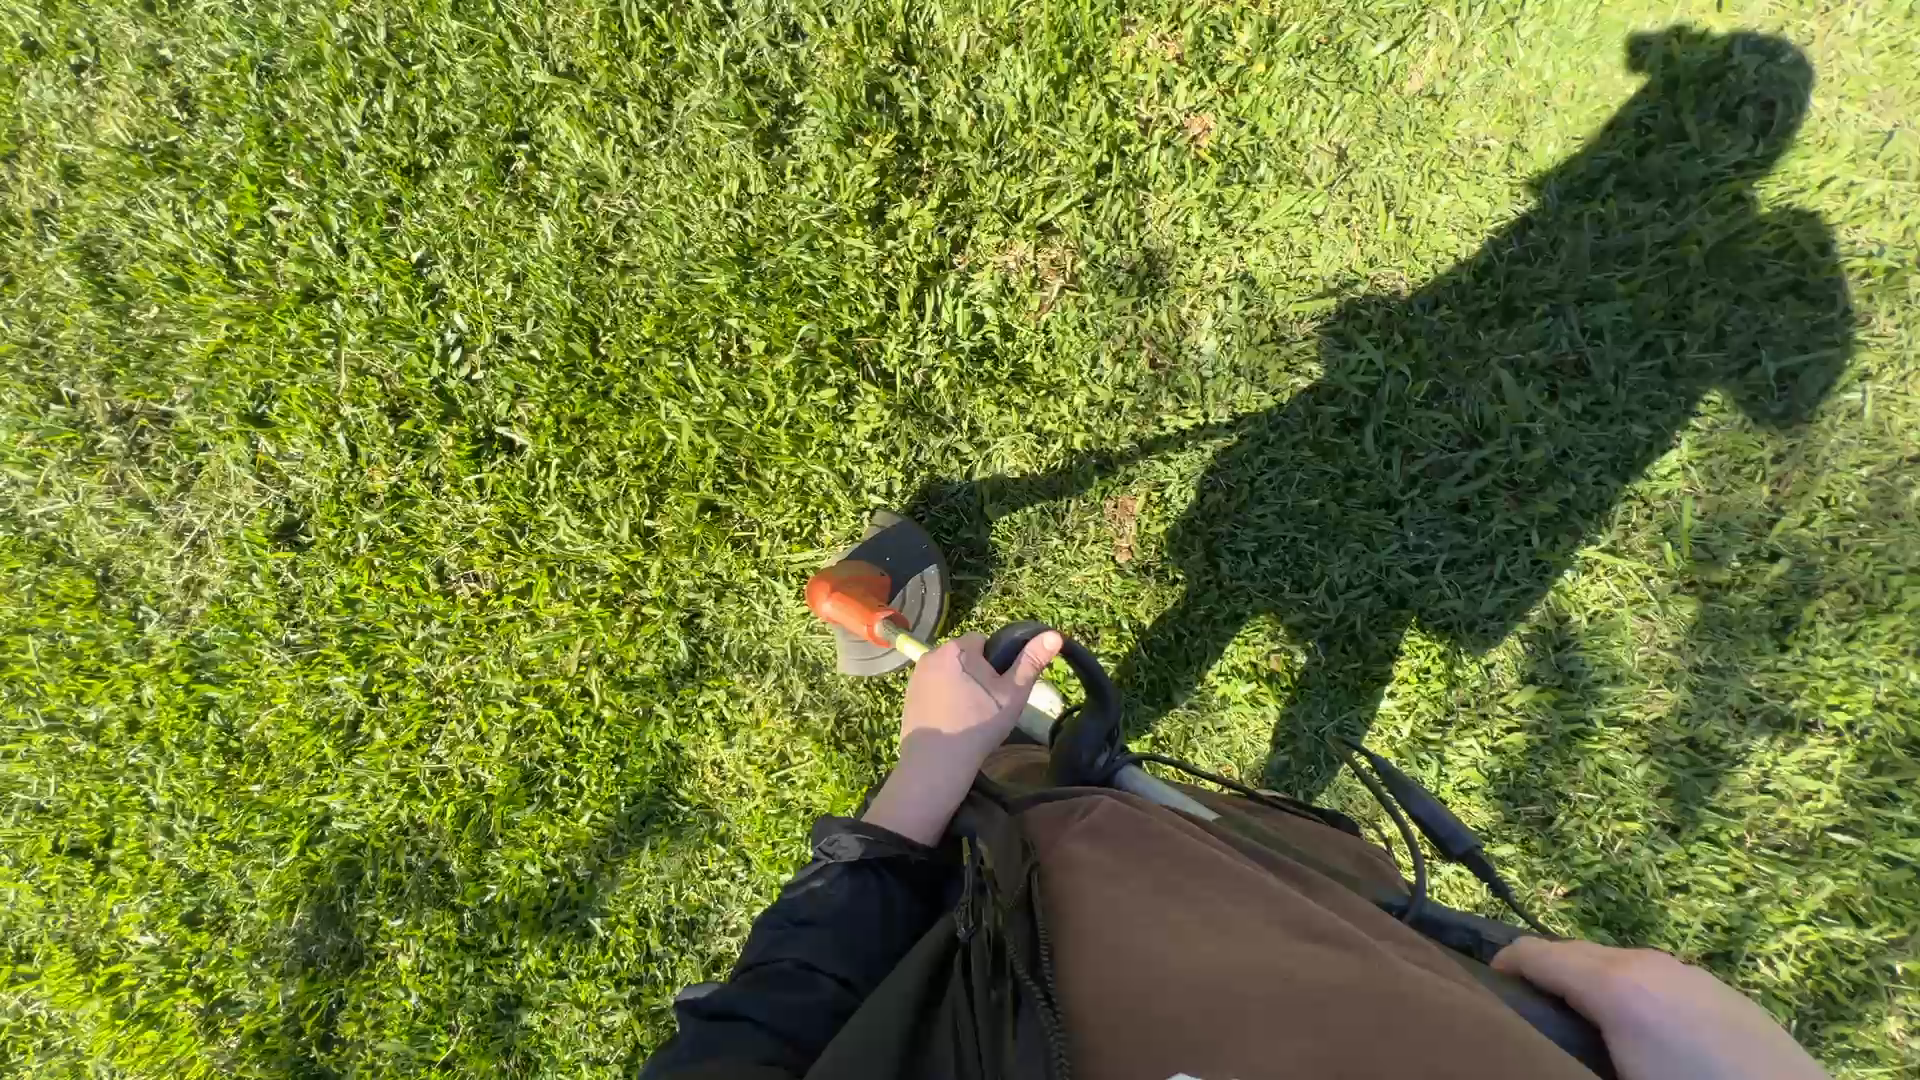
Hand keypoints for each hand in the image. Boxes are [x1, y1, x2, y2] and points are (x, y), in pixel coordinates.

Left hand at [861, 631, 1061, 844]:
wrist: (937, 760)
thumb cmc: (980, 723)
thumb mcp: (1014, 692)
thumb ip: (1032, 661)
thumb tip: (1055, 634)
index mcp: (959, 648)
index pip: (983, 641)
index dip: (994, 662)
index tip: (998, 687)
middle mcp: (932, 653)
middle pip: (963, 656)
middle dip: (975, 672)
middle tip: (986, 703)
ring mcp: (916, 674)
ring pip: (948, 671)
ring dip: (958, 683)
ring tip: (968, 713)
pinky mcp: (907, 694)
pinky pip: (932, 687)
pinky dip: (942, 696)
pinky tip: (950, 719)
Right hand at [1492, 937, 1828, 1079]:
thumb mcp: (1613, 1078)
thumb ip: (1568, 1044)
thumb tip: (1532, 1036)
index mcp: (1612, 983)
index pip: (1529, 952)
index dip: (1500, 968)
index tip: (1489, 995)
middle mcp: (1645, 963)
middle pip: (1570, 950)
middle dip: (1546, 975)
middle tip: (1537, 1017)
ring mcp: (1690, 974)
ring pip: (1616, 963)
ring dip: (1593, 985)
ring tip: (1596, 1029)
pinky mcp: (1727, 994)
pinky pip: (1660, 980)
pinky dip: (1639, 995)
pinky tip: (1655, 1038)